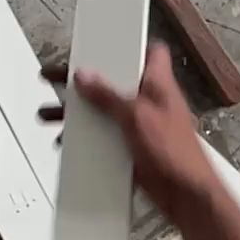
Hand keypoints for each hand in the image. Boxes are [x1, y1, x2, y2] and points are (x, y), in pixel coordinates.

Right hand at [68, 42, 220, 218]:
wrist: (188, 199)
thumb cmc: (178, 155)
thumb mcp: (137, 116)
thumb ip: (108, 95)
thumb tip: (86, 76)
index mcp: (157, 84)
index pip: (149, 51)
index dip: (128, 43)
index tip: (101, 41)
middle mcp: (149, 101)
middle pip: (112, 80)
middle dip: (84, 80)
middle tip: (58, 77)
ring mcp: (140, 124)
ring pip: (104, 109)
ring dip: (79, 110)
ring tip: (51, 112)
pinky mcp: (133, 146)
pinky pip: (104, 134)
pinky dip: (86, 135)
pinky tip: (69, 141)